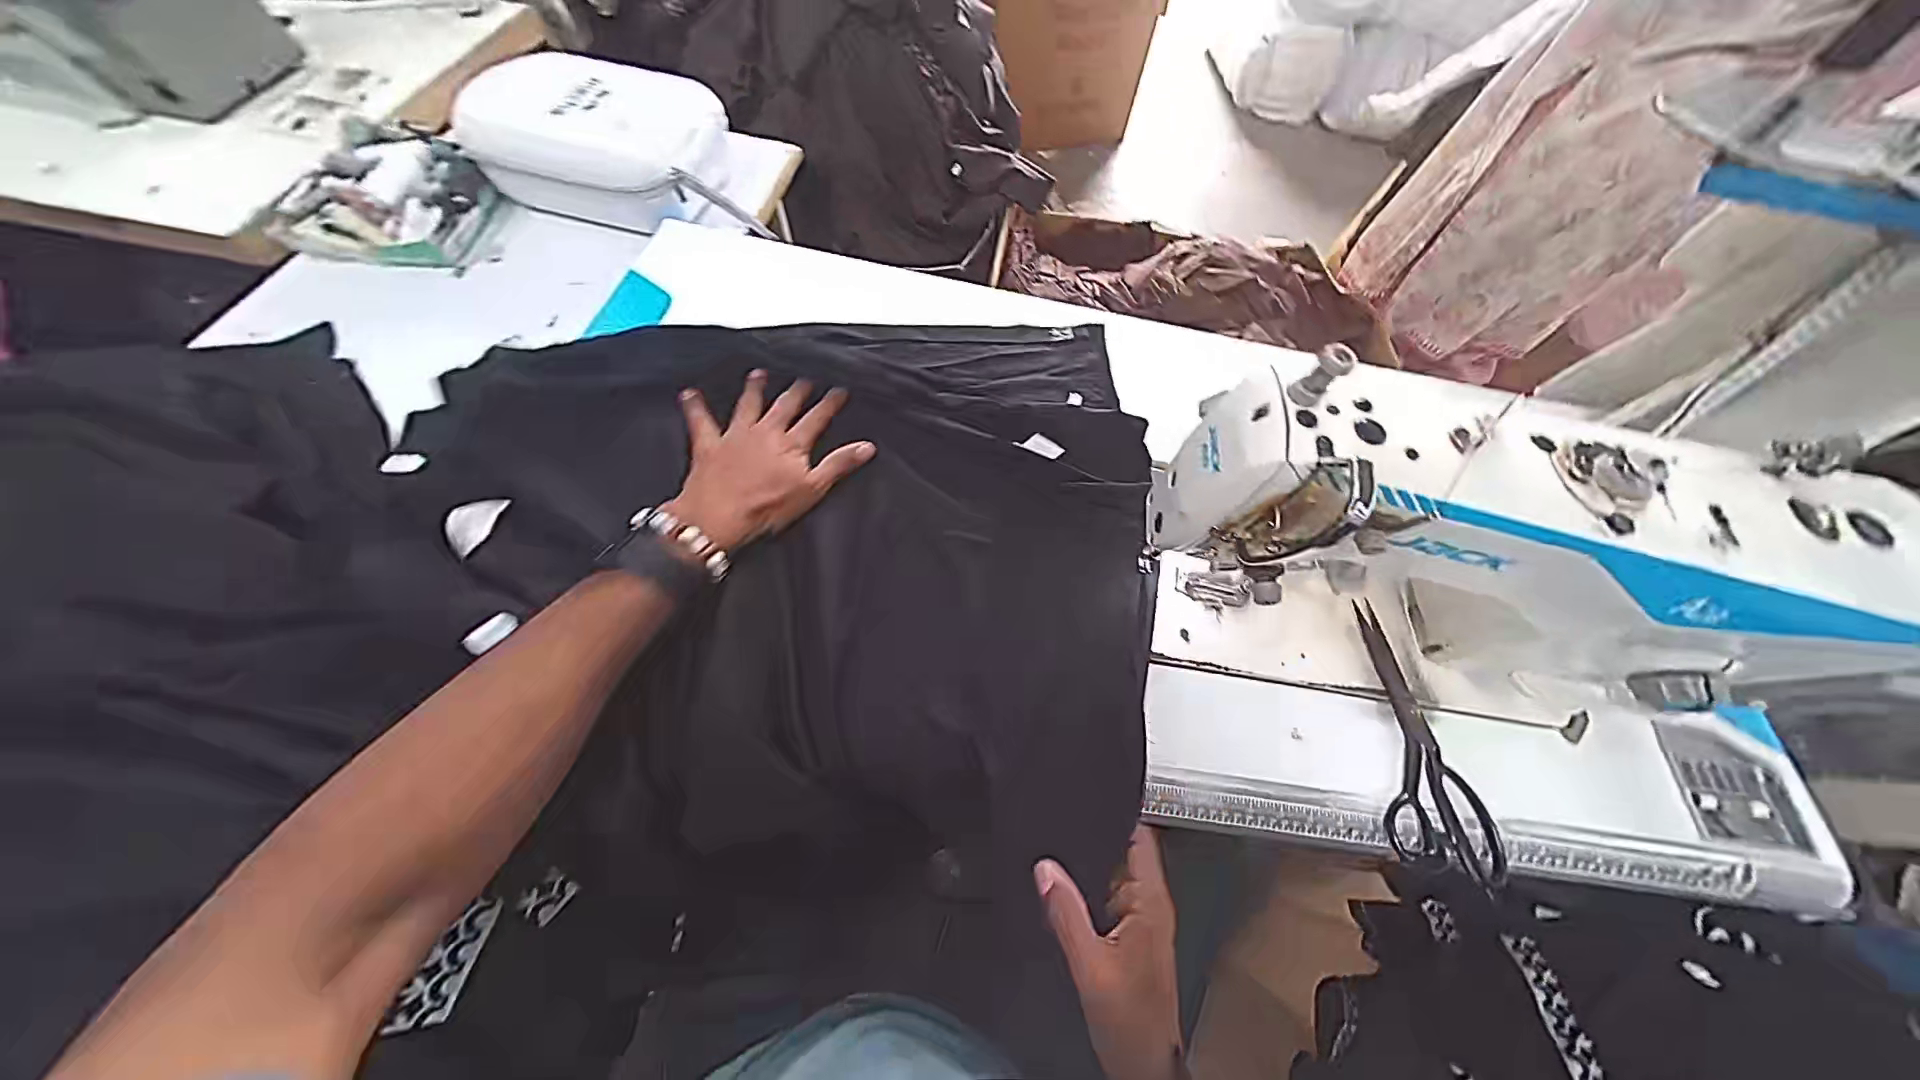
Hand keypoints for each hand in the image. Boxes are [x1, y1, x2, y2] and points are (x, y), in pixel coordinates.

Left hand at [663, 370, 875, 551]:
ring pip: (747, 405)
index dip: (829, 403)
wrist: (719, 516)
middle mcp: (764, 432)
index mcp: (791, 444)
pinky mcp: (709, 445)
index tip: (838, 390)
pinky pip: (701, 420)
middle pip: (784, 405)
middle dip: (796, 390)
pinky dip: (695, 406)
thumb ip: (839, 465)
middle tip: (804, 378)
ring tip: (759, 374)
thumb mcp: (812, 489)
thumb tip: (865, 447)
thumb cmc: (765, 507)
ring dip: (754, 388)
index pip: (816, 418)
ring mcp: (735, 436)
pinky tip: (690, 394)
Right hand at [1037, 825, 1183, 1079]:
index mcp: (1149, 902)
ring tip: (1050, 848)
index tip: (1090, 792)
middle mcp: (1147, 904)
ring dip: (1084, 865)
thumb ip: (1066, 913)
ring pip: (1108, 875)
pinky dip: (1082, 890)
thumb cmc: (1130, 1023)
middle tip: (1055, 817)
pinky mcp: (1124, 935)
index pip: (1140, 838)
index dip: (1118, 812)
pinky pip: (1102, 898)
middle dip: (1090, 837)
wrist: (1143, 1067)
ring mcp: (1136, 920)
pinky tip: (1058, 888)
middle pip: (1120, 852)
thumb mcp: (1090, 965)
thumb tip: (1044, 868)